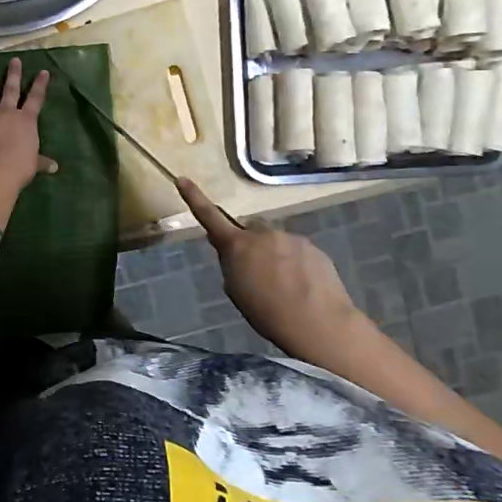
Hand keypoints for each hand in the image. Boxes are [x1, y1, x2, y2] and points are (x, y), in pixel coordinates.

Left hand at [0, 57, 57, 188]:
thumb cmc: (20, 166)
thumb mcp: (35, 163)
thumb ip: (42, 162)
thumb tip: (54, 167)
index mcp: (25, 120)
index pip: (36, 98)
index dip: (40, 85)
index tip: (43, 72)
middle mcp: (6, 115)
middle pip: (10, 90)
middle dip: (13, 74)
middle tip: (14, 60)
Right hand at [177, 178, 363, 358]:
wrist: (318, 323)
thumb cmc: (268, 313)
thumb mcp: (237, 291)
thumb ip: (232, 265)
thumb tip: (235, 253)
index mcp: (238, 246)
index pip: (210, 217)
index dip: (195, 198)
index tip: (183, 179)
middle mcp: (263, 234)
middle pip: (250, 231)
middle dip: (249, 244)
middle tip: (255, 272)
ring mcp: (290, 237)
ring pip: (276, 242)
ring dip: (275, 257)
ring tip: (284, 287)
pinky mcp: (313, 247)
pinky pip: (297, 251)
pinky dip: (296, 265)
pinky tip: (302, 287)